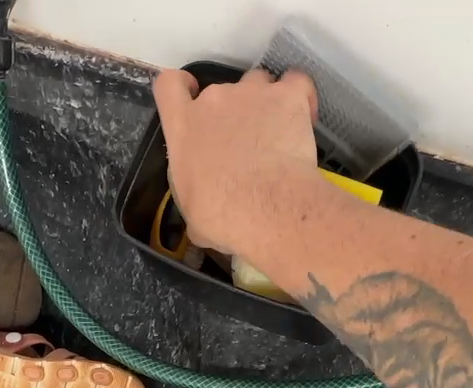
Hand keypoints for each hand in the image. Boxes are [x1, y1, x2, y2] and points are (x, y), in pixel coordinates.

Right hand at [150, 67, 326, 254]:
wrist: (269, 209)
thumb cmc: (224, 218)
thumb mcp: (194, 215)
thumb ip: (194, 195)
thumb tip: (202, 207)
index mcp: (185, 128)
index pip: (169, 86)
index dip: (181, 87)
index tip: (191, 95)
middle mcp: (214, 101)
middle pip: (220, 92)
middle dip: (231, 113)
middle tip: (244, 146)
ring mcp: (252, 93)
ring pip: (258, 84)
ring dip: (264, 102)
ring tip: (276, 132)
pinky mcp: (288, 96)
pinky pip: (296, 84)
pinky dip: (300, 96)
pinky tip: (303, 118)